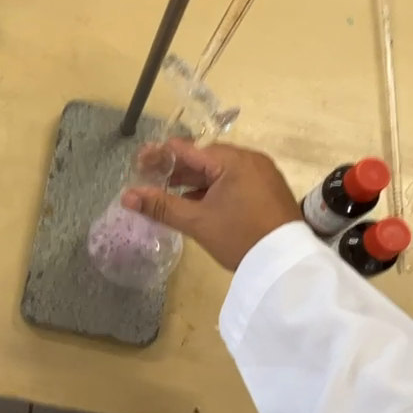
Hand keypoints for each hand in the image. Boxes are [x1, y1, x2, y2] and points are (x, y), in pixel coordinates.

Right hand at [121, 139, 302, 271]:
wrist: (285, 264)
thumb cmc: (240, 237)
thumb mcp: (197, 222)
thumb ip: (161, 206)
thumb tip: (127, 196)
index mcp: (232, 160)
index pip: (187, 148)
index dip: (159, 155)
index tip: (137, 165)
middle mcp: (249, 159)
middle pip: (203, 157)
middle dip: (175, 169)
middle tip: (149, 181)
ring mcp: (261, 174)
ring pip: (218, 171)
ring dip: (193, 181)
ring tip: (169, 195)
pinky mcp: (267, 190)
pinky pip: (233, 181)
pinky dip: (212, 189)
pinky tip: (197, 204)